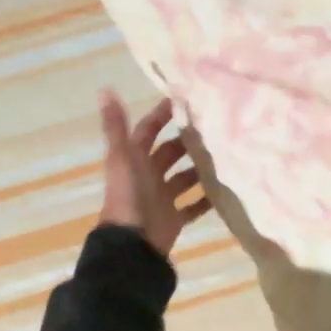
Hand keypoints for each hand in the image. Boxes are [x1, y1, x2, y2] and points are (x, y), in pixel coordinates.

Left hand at [98, 92, 212, 254]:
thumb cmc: (128, 196)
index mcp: (132, 159)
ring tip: (224, 157)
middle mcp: (147, 176)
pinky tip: (224, 192)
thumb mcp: (122, 157)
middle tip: (214, 129)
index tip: (185, 99)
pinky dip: (206, 201)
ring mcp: (161, 198)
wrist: (132, 243)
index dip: (161, 115)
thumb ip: (116, 125)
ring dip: (199, 169)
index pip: (147, 130)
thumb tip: (105, 87)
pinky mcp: (173, 218)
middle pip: (169, 153)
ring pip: (183, 178)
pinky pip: (192, 206)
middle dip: (187, 141)